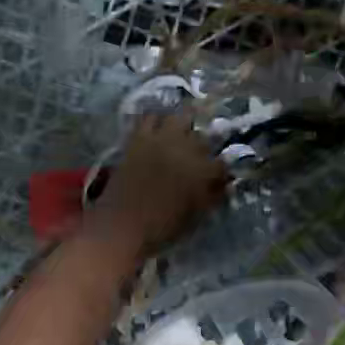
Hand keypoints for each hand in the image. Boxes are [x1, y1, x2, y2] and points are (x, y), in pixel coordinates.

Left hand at [88, 112, 226, 252]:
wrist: (122, 224)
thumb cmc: (161, 226)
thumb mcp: (194, 216)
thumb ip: (212, 197)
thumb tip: (222, 185)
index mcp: (203, 170)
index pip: (221, 163)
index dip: (220, 171)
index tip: (216, 178)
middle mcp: (186, 149)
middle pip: (202, 137)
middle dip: (203, 147)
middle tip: (197, 158)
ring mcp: (161, 139)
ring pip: (180, 117)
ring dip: (183, 125)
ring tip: (180, 136)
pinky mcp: (139, 138)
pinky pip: (149, 118)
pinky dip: (155, 122)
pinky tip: (156, 132)